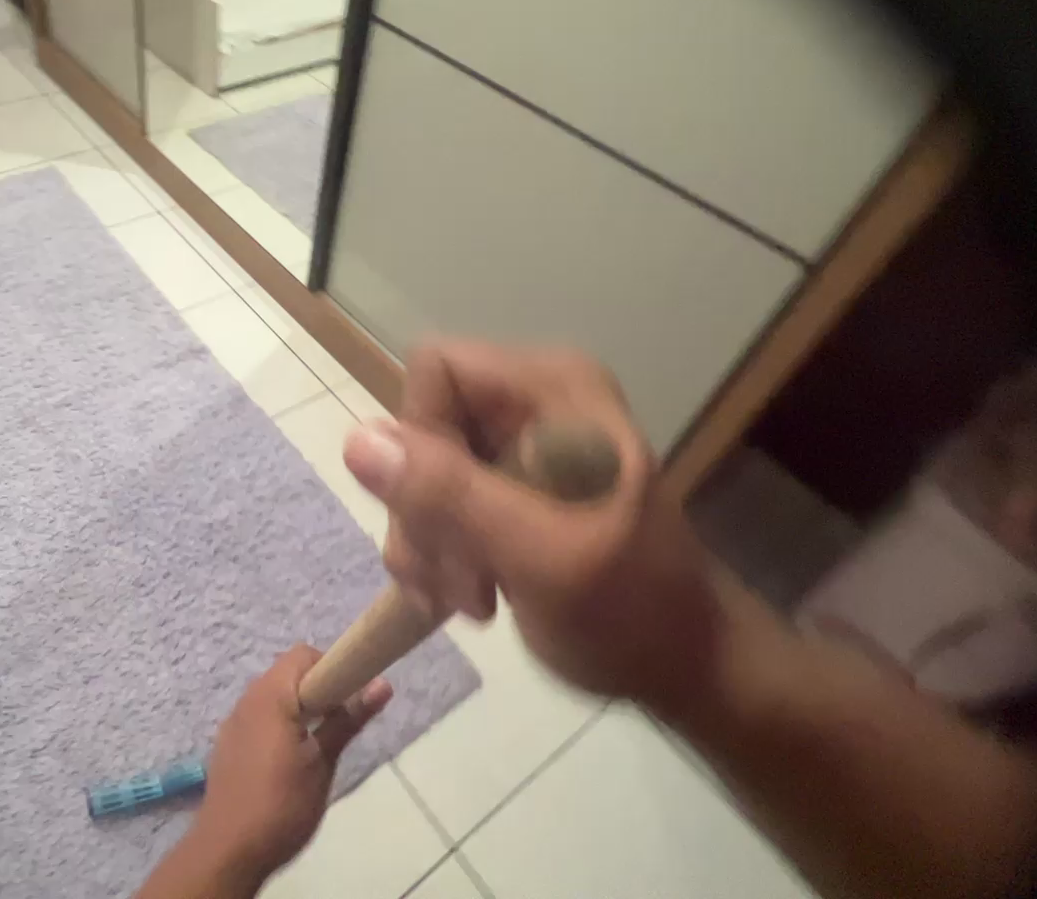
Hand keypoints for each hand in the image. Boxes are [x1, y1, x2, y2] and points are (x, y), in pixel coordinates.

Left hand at [190, 646, 392, 878]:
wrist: (227, 852)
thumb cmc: (282, 804)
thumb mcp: (323, 762)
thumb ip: (349, 719)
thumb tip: (382, 684)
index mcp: (270, 695)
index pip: (304, 655)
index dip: (332, 667)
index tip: (350, 696)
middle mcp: (247, 699)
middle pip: (287, 673)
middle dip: (317, 689)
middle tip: (339, 723)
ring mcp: (233, 721)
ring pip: (273, 696)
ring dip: (298, 707)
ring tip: (318, 744)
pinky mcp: (227, 743)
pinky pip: (258, 716)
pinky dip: (279, 723)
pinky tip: (289, 760)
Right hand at [341, 341, 722, 710]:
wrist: (681, 664)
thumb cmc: (630, 612)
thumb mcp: (539, 556)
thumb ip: (450, 495)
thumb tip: (356, 440)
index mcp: (552, 387)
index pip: (433, 371)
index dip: (422, 441)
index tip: (450, 516)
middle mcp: (527, 399)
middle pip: (419, 426)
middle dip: (423, 510)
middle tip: (462, 581)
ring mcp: (513, 442)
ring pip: (414, 468)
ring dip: (426, 541)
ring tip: (470, 597)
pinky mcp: (501, 482)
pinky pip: (430, 497)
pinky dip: (434, 552)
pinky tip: (466, 594)